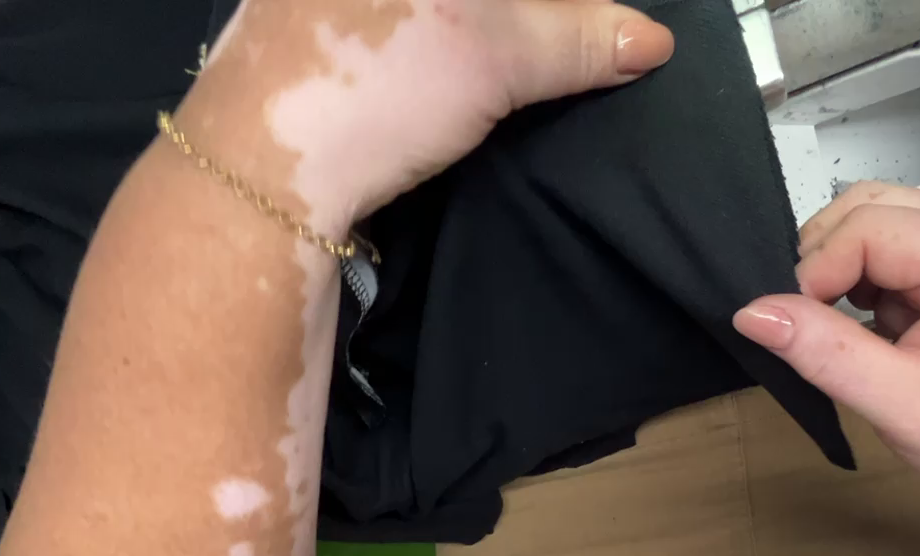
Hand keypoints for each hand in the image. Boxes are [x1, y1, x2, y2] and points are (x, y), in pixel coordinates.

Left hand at [174, 0, 673, 232]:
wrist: (266, 174)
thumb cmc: (375, 85)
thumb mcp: (492, 58)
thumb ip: (573, 39)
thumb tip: (652, 43)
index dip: (558, 7)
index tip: (589, 30)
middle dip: (528, 17)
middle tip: (574, 42)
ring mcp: (337, 2)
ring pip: (441, 11)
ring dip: (498, 31)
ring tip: (537, 55)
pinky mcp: (321, 33)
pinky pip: (412, 28)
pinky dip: (454, 45)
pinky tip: (459, 79)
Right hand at [732, 183, 919, 541]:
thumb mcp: (895, 403)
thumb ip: (824, 354)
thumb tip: (752, 314)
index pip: (874, 226)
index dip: (820, 268)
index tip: (799, 327)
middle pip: (873, 205)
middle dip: (824, 257)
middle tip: (810, 321)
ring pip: (874, 221)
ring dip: (839, 269)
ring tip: (841, 328)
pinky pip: (884, 251)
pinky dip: (855, 282)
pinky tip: (866, 326)